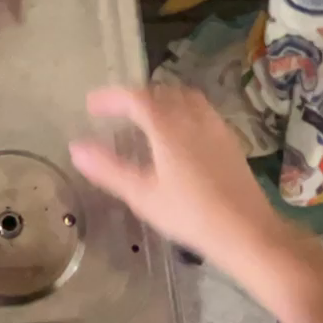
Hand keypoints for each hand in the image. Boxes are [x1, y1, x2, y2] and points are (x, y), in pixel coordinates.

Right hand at [68, 85, 286, 266]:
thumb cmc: (190, 215)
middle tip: (115, 109)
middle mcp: (192, 118)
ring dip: (160, 99)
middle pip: (161, 92)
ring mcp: (214, 127)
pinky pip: (201, 110)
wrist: (246, 230)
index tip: (91, 104)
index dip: (111, 97)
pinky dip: (181, 109)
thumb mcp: (142, 195)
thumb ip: (108, 169)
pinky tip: (178, 132)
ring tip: (145, 115)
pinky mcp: (229, 139)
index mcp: (168, 127)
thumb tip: (76, 148)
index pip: (136, 98)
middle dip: (135, 96)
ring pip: (184, 97)